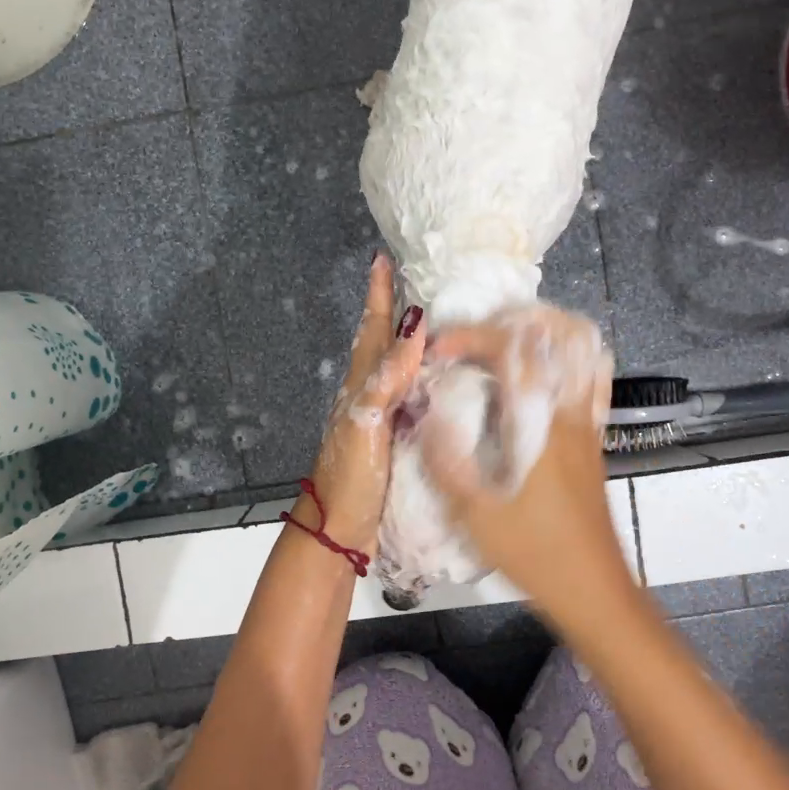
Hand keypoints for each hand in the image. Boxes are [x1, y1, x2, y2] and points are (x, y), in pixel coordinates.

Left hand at [297, 251, 426, 553]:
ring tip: (441, 324)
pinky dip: (430, 382)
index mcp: (361, 385)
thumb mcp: (366, 424)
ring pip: (401, 371)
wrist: (340, 530)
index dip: (378, 295)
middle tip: (421, 281)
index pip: (372, 329)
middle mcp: (371, 395)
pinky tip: (447, 384)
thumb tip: (415, 327)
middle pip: (385, 343)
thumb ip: (387, 379)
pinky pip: (415, 399)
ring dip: (416, 346)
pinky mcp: (397, 441)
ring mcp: (383, 419)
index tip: (381, 259)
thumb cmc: (350, 477)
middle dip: (397, 311)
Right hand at [417, 306, 629, 608]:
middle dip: (510, 319)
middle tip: (472, 337)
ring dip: (542, 334)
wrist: (596, 590)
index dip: (470, 335)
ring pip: (582, 351)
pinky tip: (536, 380)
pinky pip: (589, 381)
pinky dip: (565, 361)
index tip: (438, 352)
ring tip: (502, 345)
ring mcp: (589, 424)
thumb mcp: (475, 514)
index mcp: (540, 423)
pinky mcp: (594, 441)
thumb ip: (445, 460)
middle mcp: (570, 411)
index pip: (512, 348)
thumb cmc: (535, 553)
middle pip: (558, 333)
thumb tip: (425, 415)